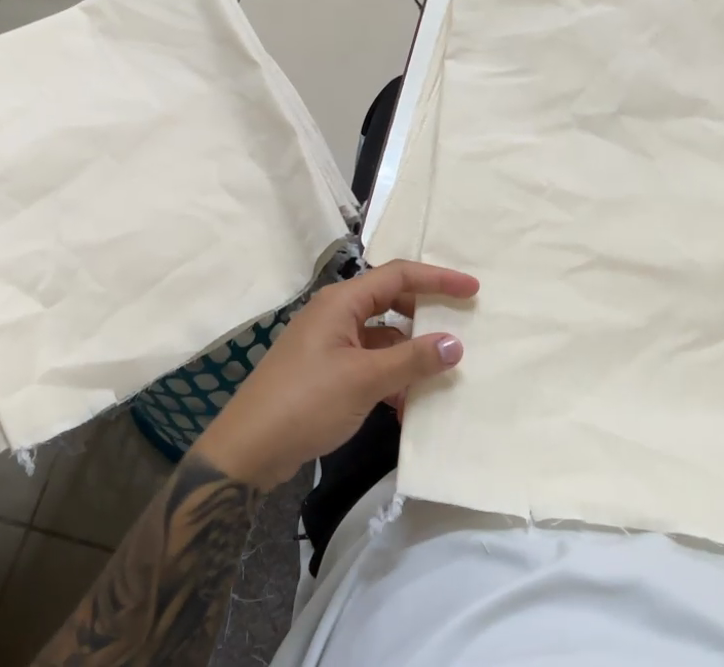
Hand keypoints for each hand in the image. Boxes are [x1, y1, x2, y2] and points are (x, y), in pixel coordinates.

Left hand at [191, 260, 475, 488]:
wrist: (250, 448)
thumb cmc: (307, 401)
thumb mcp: (365, 379)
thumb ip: (412, 360)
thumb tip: (454, 343)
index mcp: (340, 302)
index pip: (397, 275)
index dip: (437, 279)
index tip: (473, 290)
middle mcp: (333, 315)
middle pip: (389, 302)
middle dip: (424, 316)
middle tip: (461, 329)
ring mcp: (327, 344)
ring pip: (381, 338)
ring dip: (409, 356)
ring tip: (441, 377)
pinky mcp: (324, 373)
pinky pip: (368, 364)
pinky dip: (390, 379)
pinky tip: (407, 406)